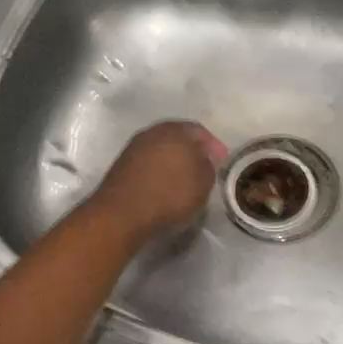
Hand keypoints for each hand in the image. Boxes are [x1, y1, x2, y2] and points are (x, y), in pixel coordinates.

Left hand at [86, 121, 228, 241]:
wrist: (122, 212)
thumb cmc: (170, 195)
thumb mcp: (203, 183)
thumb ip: (208, 166)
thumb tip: (203, 160)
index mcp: (176, 131)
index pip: (199, 131)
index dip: (212, 145)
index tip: (221, 159)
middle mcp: (153, 132)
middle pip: (177, 136)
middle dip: (191, 149)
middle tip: (203, 165)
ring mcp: (134, 147)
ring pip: (160, 148)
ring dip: (173, 159)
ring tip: (183, 177)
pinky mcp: (121, 164)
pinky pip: (147, 162)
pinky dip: (158, 169)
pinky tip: (163, 184)